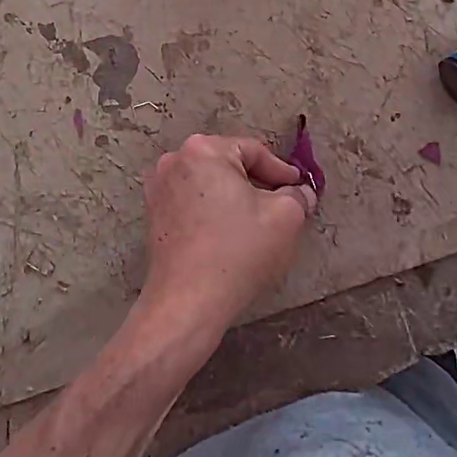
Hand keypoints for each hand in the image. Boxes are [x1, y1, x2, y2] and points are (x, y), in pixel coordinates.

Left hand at [141, 135, 317, 339]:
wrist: (187, 305)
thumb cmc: (237, 252)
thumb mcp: (286, 216)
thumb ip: (299, 195)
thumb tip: (302, 192)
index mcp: (203, 150)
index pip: (254, 151)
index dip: (281, 171)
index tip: (297, 187)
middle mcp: (174, 163)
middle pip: (230, 165)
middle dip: (258, 183)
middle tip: (281, 203)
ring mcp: (158, 191)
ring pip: (212, 185)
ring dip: (237, 198)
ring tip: (259, 221)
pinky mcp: (154, 219)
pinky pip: (195, 203)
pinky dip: (216, 213)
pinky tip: (233, 235)